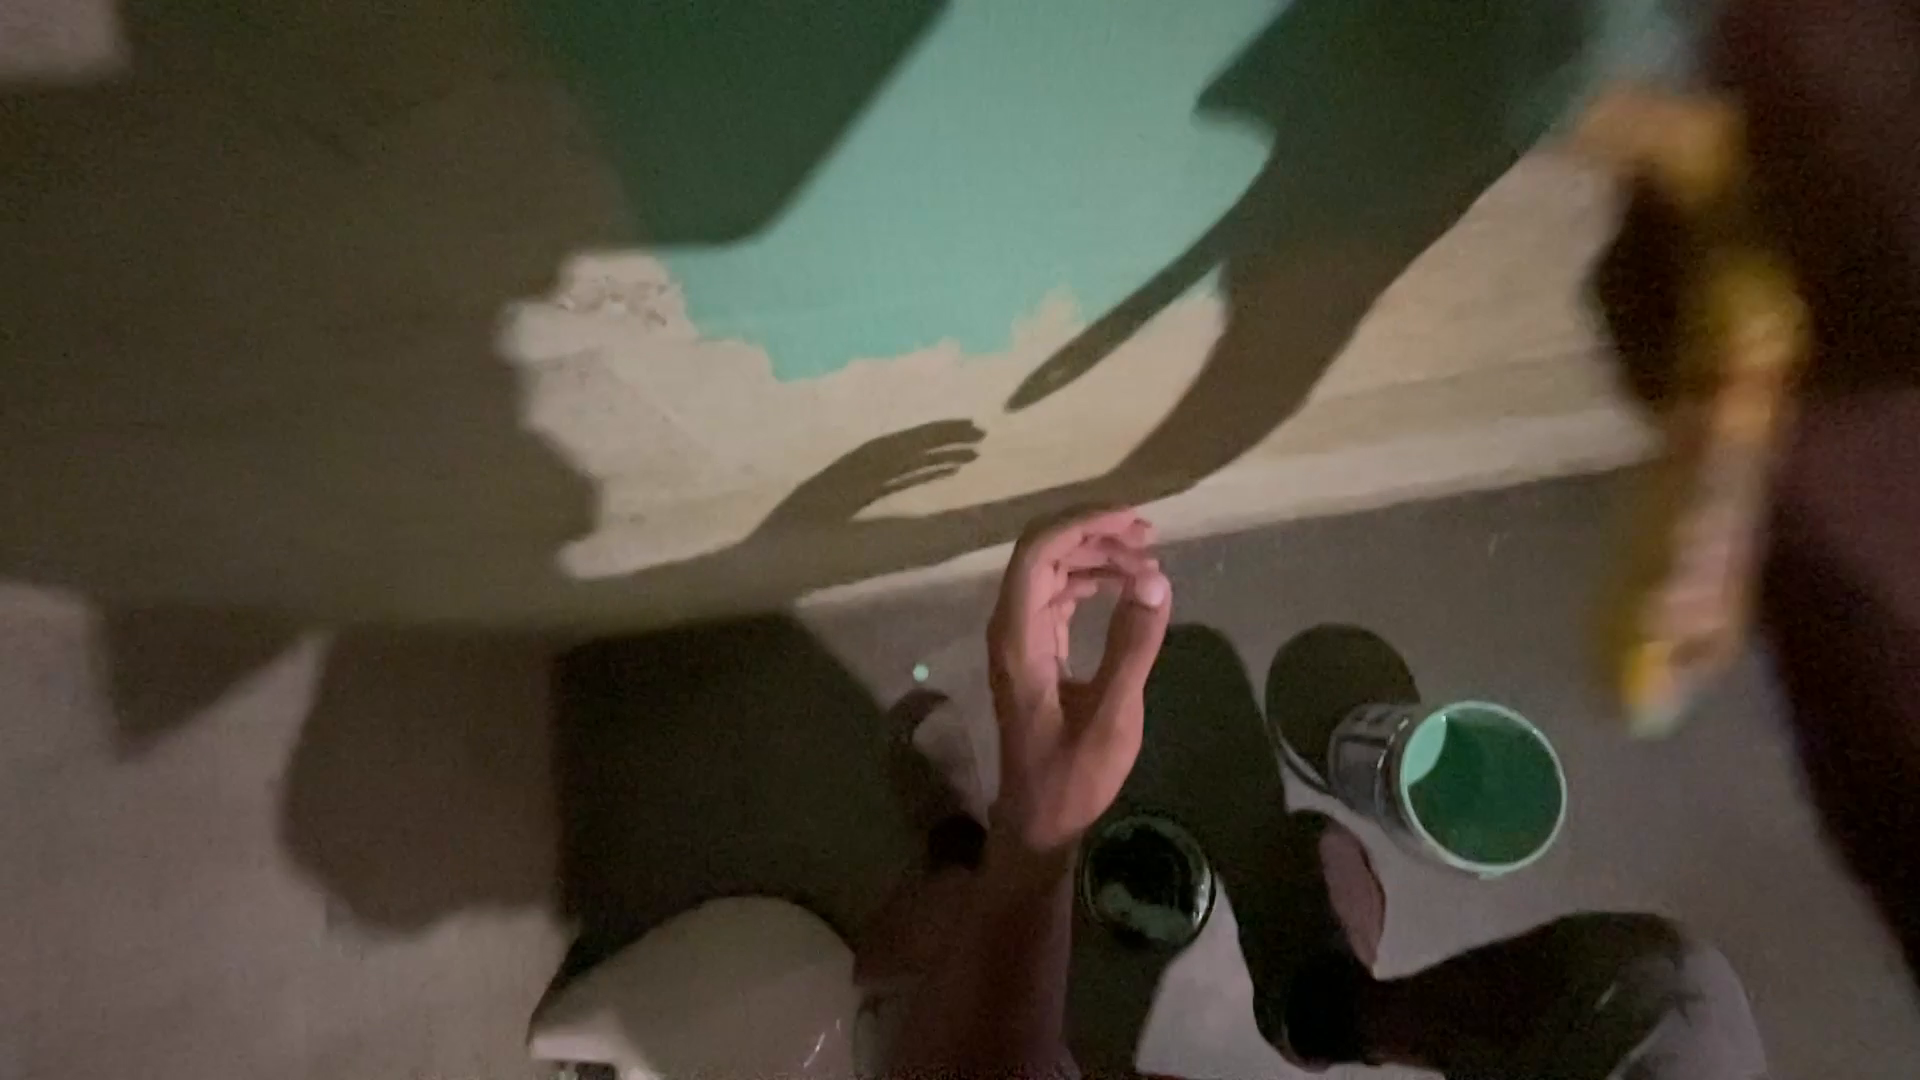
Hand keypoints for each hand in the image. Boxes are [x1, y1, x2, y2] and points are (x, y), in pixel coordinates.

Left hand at [987, 508, 1172, 853]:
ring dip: (1095, 555)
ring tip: (1148, 559)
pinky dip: (1091, 581)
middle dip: (1094, 533)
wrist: (1040, 817)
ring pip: (1051, 570)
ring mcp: (1019, 636)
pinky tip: (1124, 586)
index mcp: (1018, 636)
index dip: (1082, 525)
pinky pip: (1057, 594)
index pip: (1038, 553)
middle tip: (1150, 538)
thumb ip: (1132, 646)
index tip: (1135, 522)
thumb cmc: (1073, 774)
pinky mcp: (1034, 648)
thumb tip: (1155, 579)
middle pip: (1043, 552)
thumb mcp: (1112, 715)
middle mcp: (1011, 626)